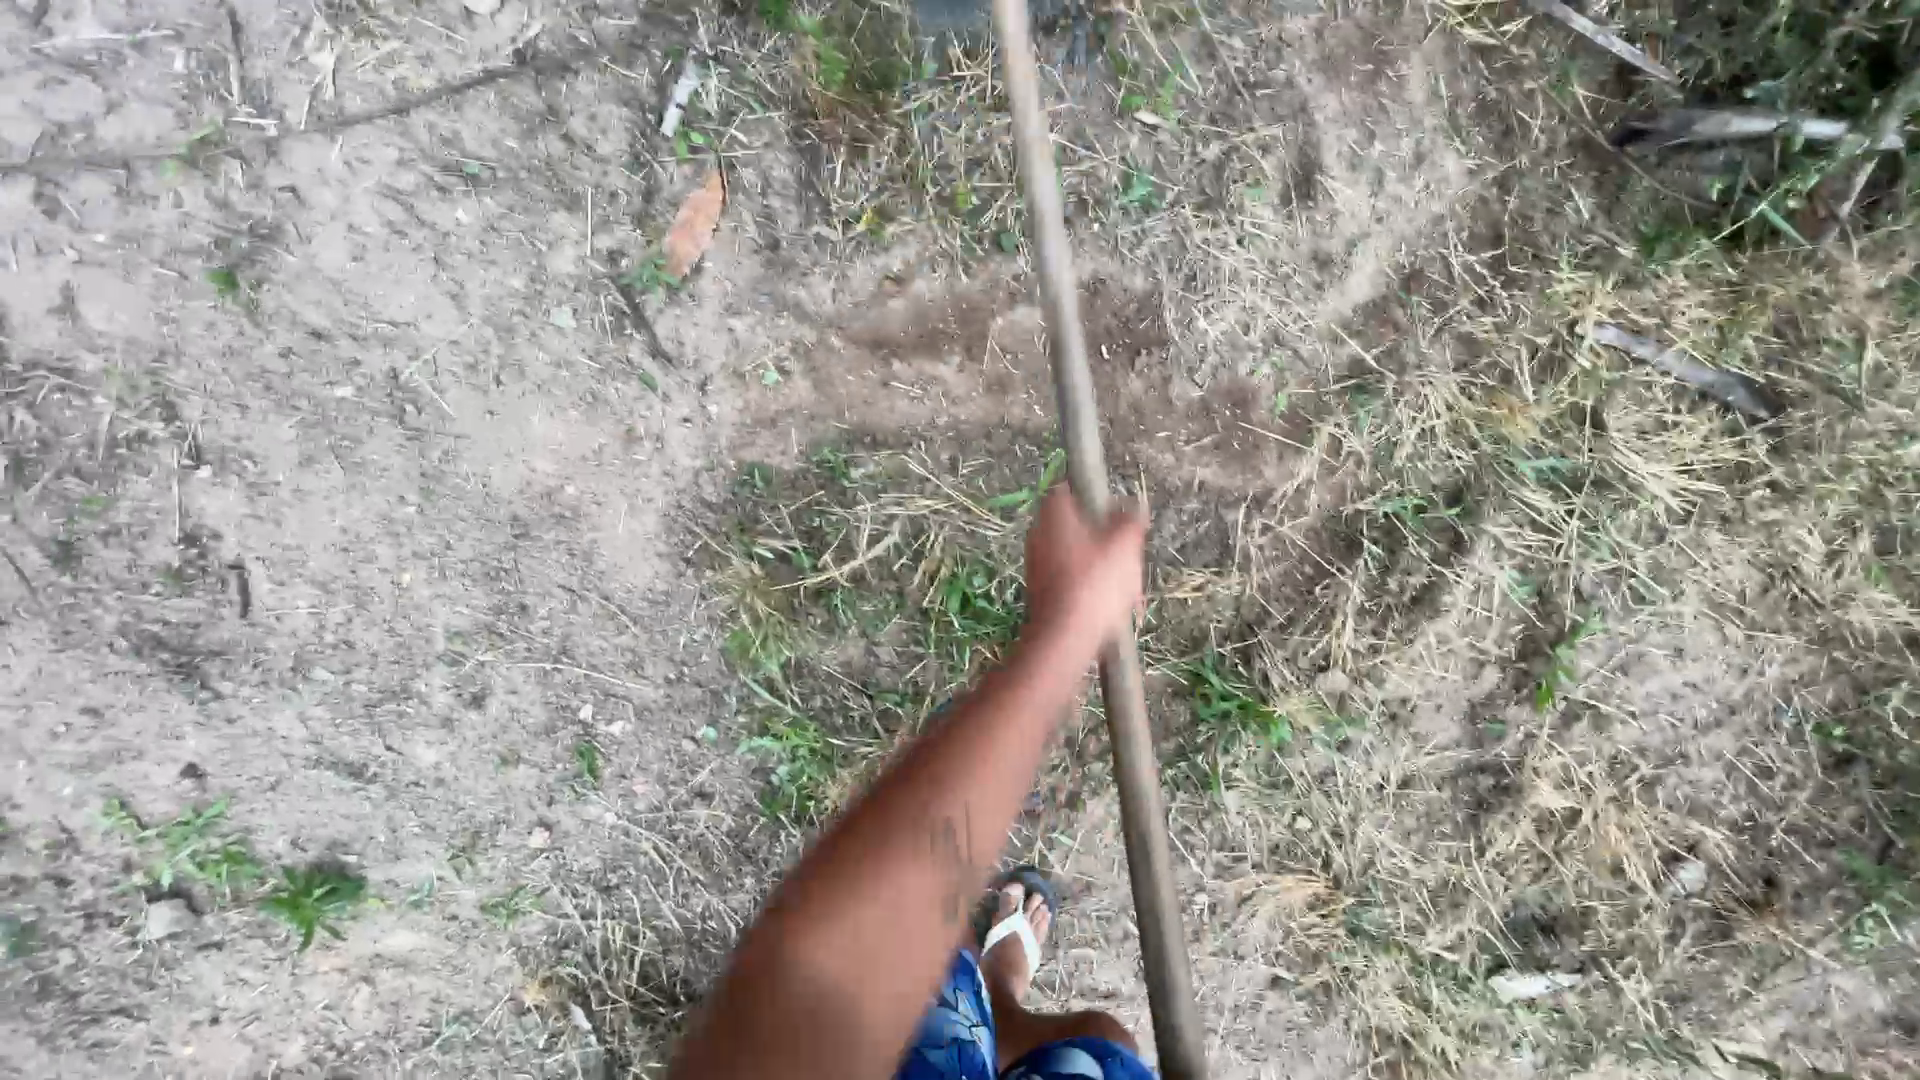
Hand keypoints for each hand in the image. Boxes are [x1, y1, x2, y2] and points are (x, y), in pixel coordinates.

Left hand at [1023, 487, 1146, 644]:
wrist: (1064, 637)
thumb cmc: (1094, 584)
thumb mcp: (1124, 546)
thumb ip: (1129, 521)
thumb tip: (1133, 503)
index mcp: (1054, 515)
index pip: (1065, 489)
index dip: (1089, 494)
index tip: (1111, 508)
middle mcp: (1038, 535)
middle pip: (1072, 525)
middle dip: (1100, 536)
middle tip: (1124, 550)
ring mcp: (1035, 564)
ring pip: (1073, 554)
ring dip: (1098, 564)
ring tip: (1124, 584)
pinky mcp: (1039, 591)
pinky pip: (1069, 579)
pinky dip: (1088, 586)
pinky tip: (1109, 604)